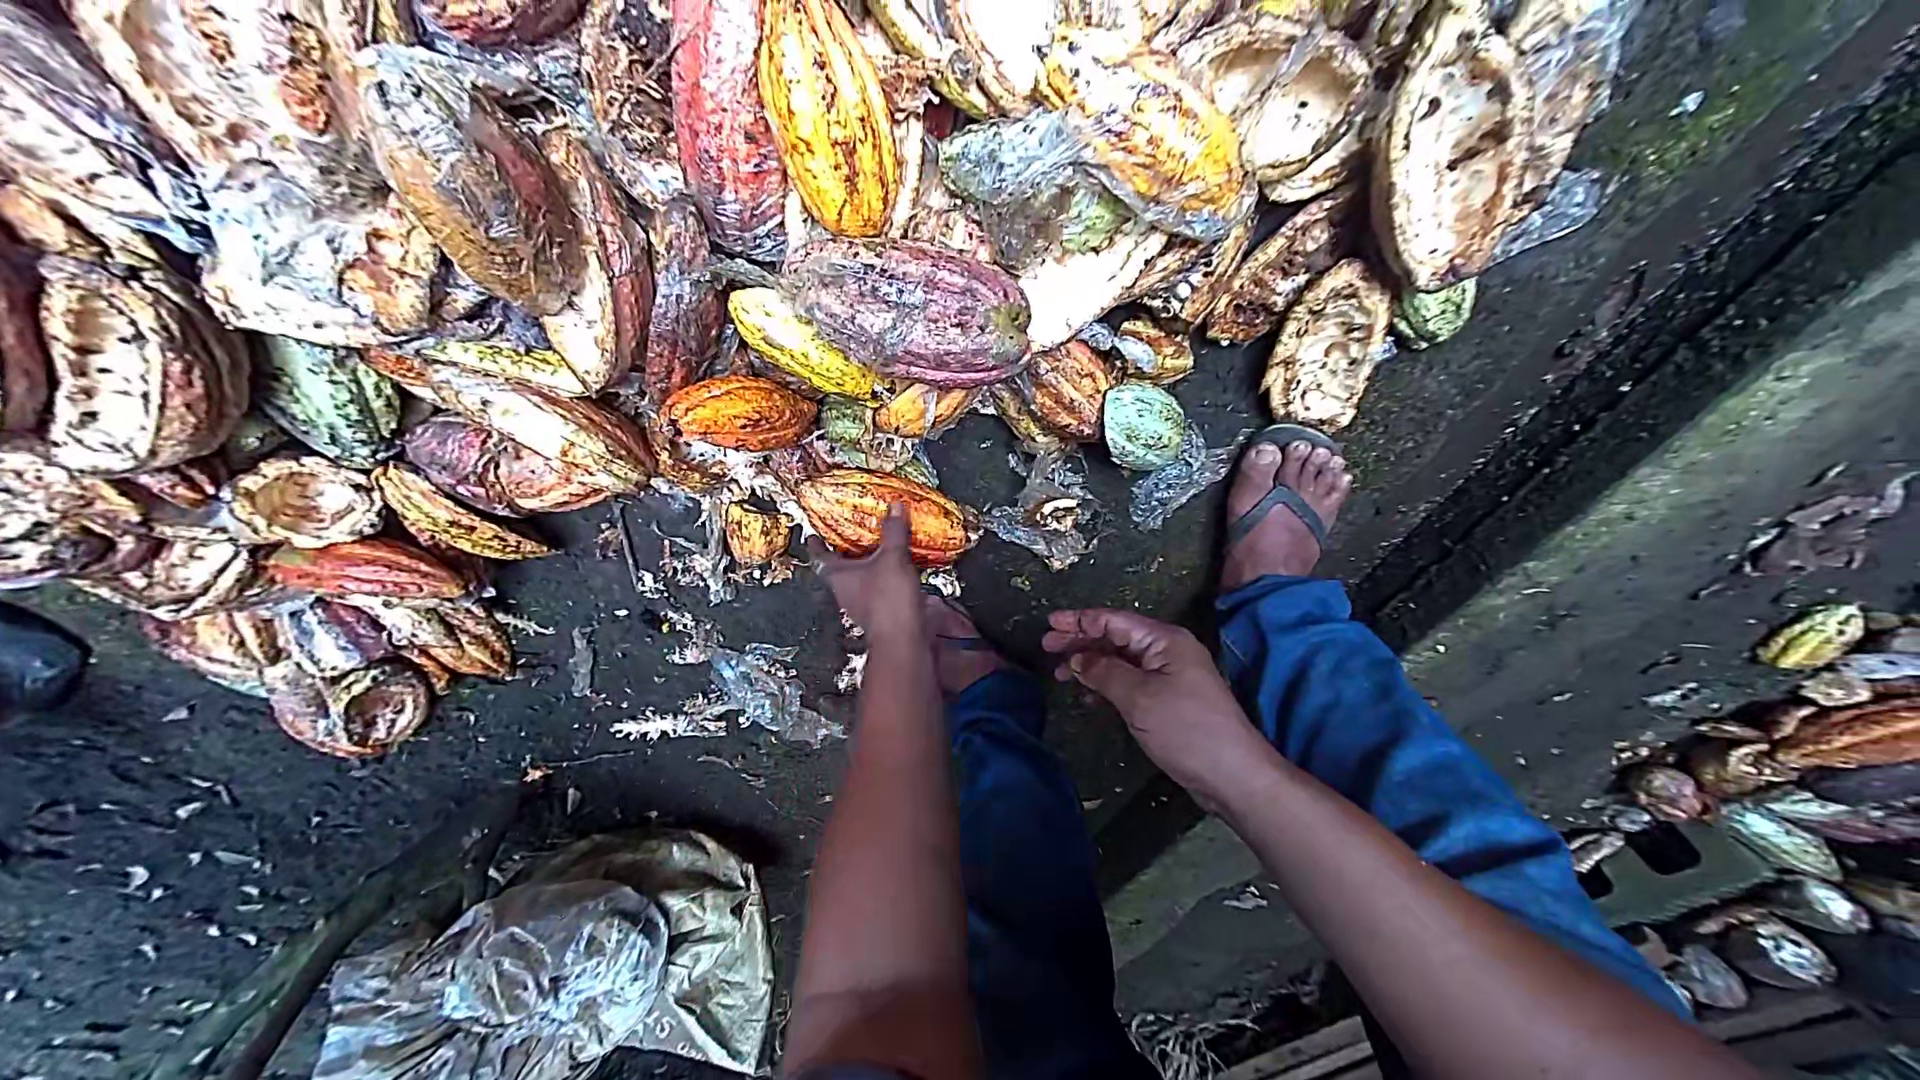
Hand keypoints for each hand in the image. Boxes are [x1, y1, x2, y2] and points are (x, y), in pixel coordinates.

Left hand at [812, 503, 923, 638]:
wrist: (904, 638)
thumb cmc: (888, 599)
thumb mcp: (892, 557)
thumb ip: (893, 531)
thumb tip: (894, 507)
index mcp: (838, 576)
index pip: (819, 557)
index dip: (816, 544)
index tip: (813, 534)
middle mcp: (845, 591)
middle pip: (838, 569)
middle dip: (844, 553)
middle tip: (849, 537)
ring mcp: (861, 604)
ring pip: (858, 580)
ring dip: (865, 566)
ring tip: (876, 551)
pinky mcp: (879, 613)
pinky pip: (877, 590)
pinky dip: (883, 578)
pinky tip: (896, 571)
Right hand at [1043, 608, 1278, 811]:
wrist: (1232, 775)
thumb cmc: (1186, 729)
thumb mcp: (1139, 697)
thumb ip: (1104, 672)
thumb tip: (1077, 658)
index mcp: (1164, 640)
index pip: (1114, 620)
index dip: (1079, 620)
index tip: (1049, 624)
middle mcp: (1167, 651)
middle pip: (1115, 637)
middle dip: (1080, 640)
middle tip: (1047, 647)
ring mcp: (1168, 675)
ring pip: (1119, 660)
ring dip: (1089, 663)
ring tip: (1060, 672)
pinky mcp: (1166, 699)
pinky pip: (1128, 681)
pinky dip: (1105, 683)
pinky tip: (1086, 693)